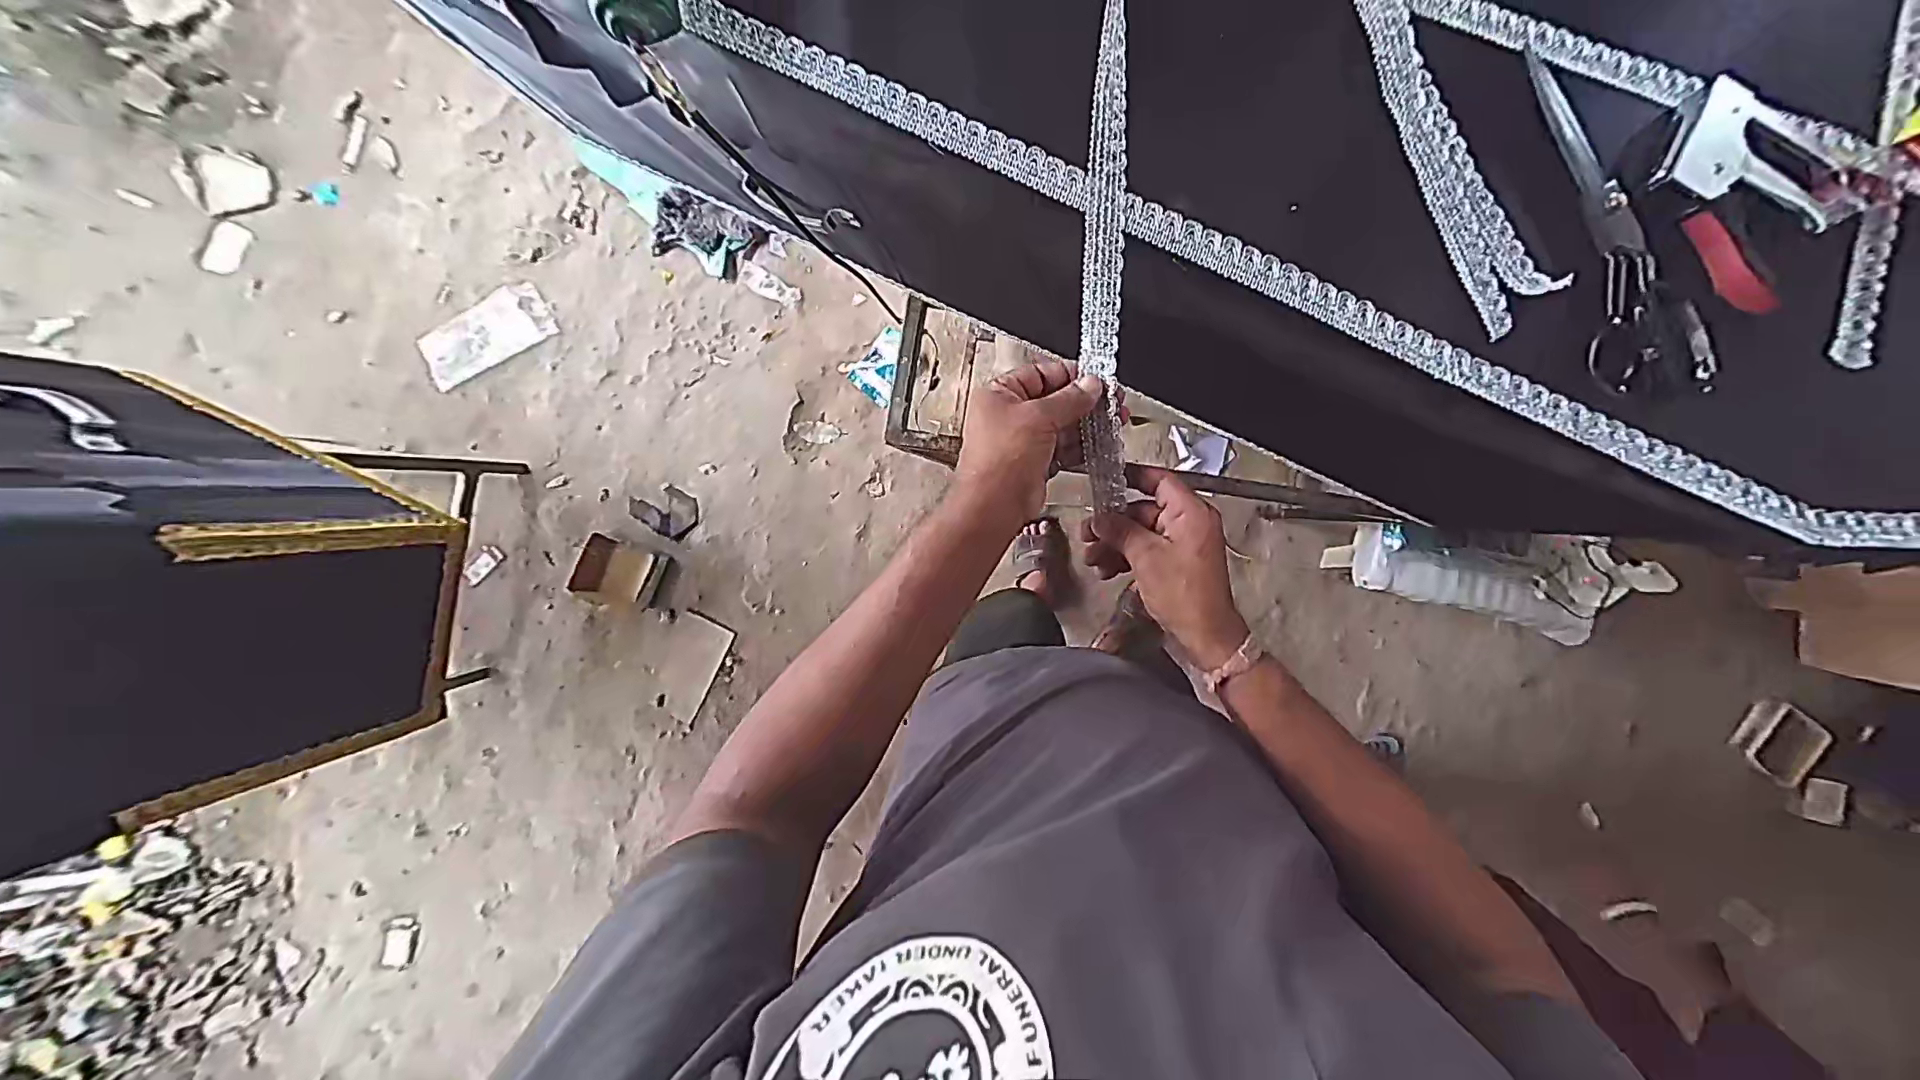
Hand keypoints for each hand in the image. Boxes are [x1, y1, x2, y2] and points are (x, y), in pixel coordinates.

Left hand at [955, 358, 1103, 523]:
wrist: (994, 506)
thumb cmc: (998, 461)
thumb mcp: (1038, 417)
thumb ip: (1069, 399)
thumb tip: (1089, 385)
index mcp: (1000, 395)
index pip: (1039, 374)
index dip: (1069, 375)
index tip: (1095, 378)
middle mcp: (1008, 417)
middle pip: (1053, 401)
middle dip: (1084, 402)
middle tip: (1111, 401)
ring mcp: (1022, 442)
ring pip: (1060, 427)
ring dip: (1086, 426)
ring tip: (1111, 421)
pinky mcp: (1034, 465)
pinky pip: (1062, 451)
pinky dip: (1080, 448)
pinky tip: (1098, 444)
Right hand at [1080, 466, 1250, 669]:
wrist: (1204, 634)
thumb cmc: (1188, 597)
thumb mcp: (1146, 557)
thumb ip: (1120, 531)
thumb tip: (1101, 519)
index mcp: (1191, 514)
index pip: (1160, 481)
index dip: (1133, 478)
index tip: (1110, 478)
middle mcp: (1191, 524)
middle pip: (1145, 510)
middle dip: (1114, 523)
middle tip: (1090, 532)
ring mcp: (1184, 544)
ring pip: (1142, 532)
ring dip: (1116, 543)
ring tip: (1093, 556)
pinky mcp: (1177, 563)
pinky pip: (1148, 550)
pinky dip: (1127, 557)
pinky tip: (1107, 568)